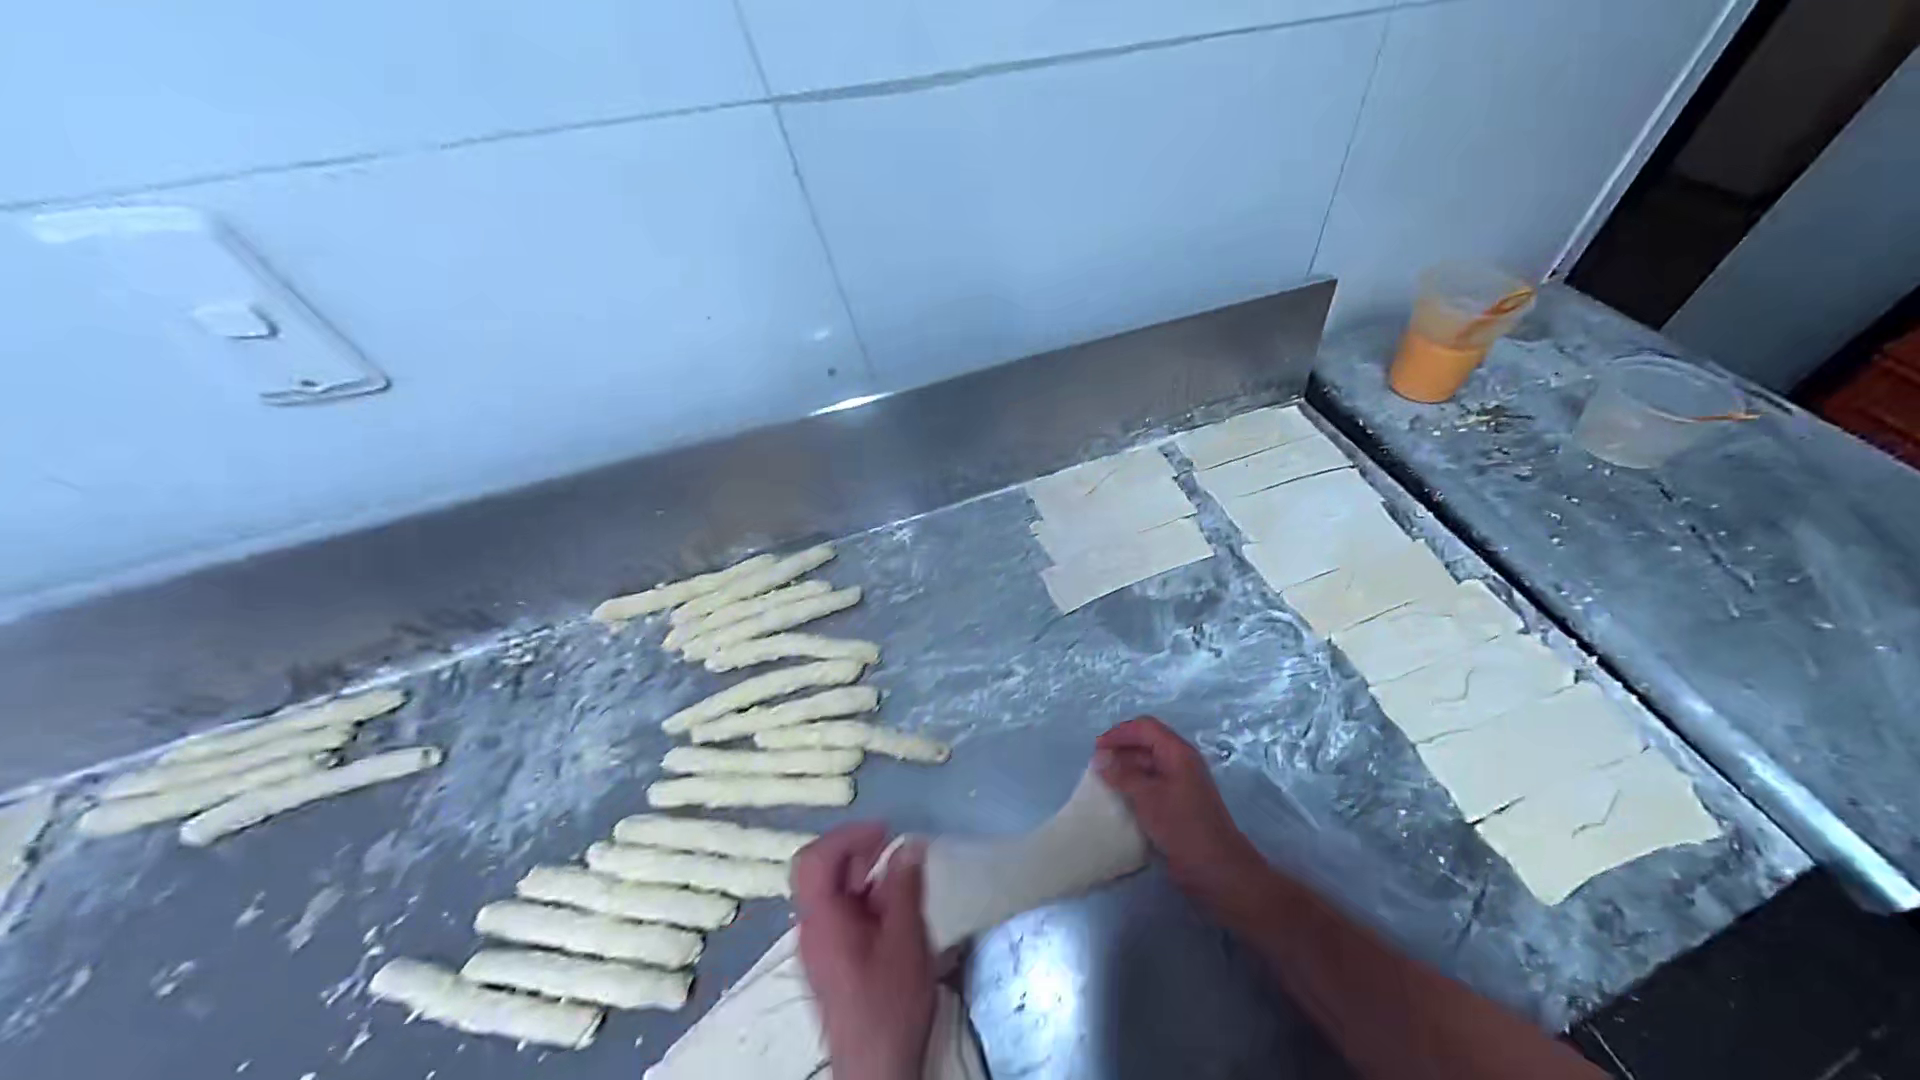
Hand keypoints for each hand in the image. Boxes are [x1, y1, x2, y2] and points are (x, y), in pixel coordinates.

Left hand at [793, 823, 935, 1079]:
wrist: (876, 1073)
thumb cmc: (890, 1007)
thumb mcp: (906, 940)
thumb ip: (905, 888)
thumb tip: (909, 845)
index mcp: (821, 920)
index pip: (814, 859)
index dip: (846, 835)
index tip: (884, 830)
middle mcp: (811, 928)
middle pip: (821, 871)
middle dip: (858, 851)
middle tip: (894, 849)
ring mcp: (818, 945)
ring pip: (833, 892)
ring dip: (864, 875)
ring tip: (901, 879)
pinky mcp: (831, 959)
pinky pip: (841, 913)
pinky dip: (865, 899)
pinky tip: (893, 910)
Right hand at [1095, 716, 1266, 904]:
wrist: (1217, 868)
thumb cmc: (1183, 825)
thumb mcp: (1148, 796)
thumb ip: (1122, 774)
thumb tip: (1099, 759)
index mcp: (1177, 752)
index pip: (1144, 728)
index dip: (1119, 733)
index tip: (1097, 749)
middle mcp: (1180, 762)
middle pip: (1146, 743)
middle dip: (1120, 750)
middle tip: (1097, 767)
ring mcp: (1180, 783)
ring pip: (1147, 764)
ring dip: (1125, 769)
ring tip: (1103, 783)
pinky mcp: (1177, 803)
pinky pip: (1151, 784)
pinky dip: (1133, 786)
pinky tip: (1120, 799)